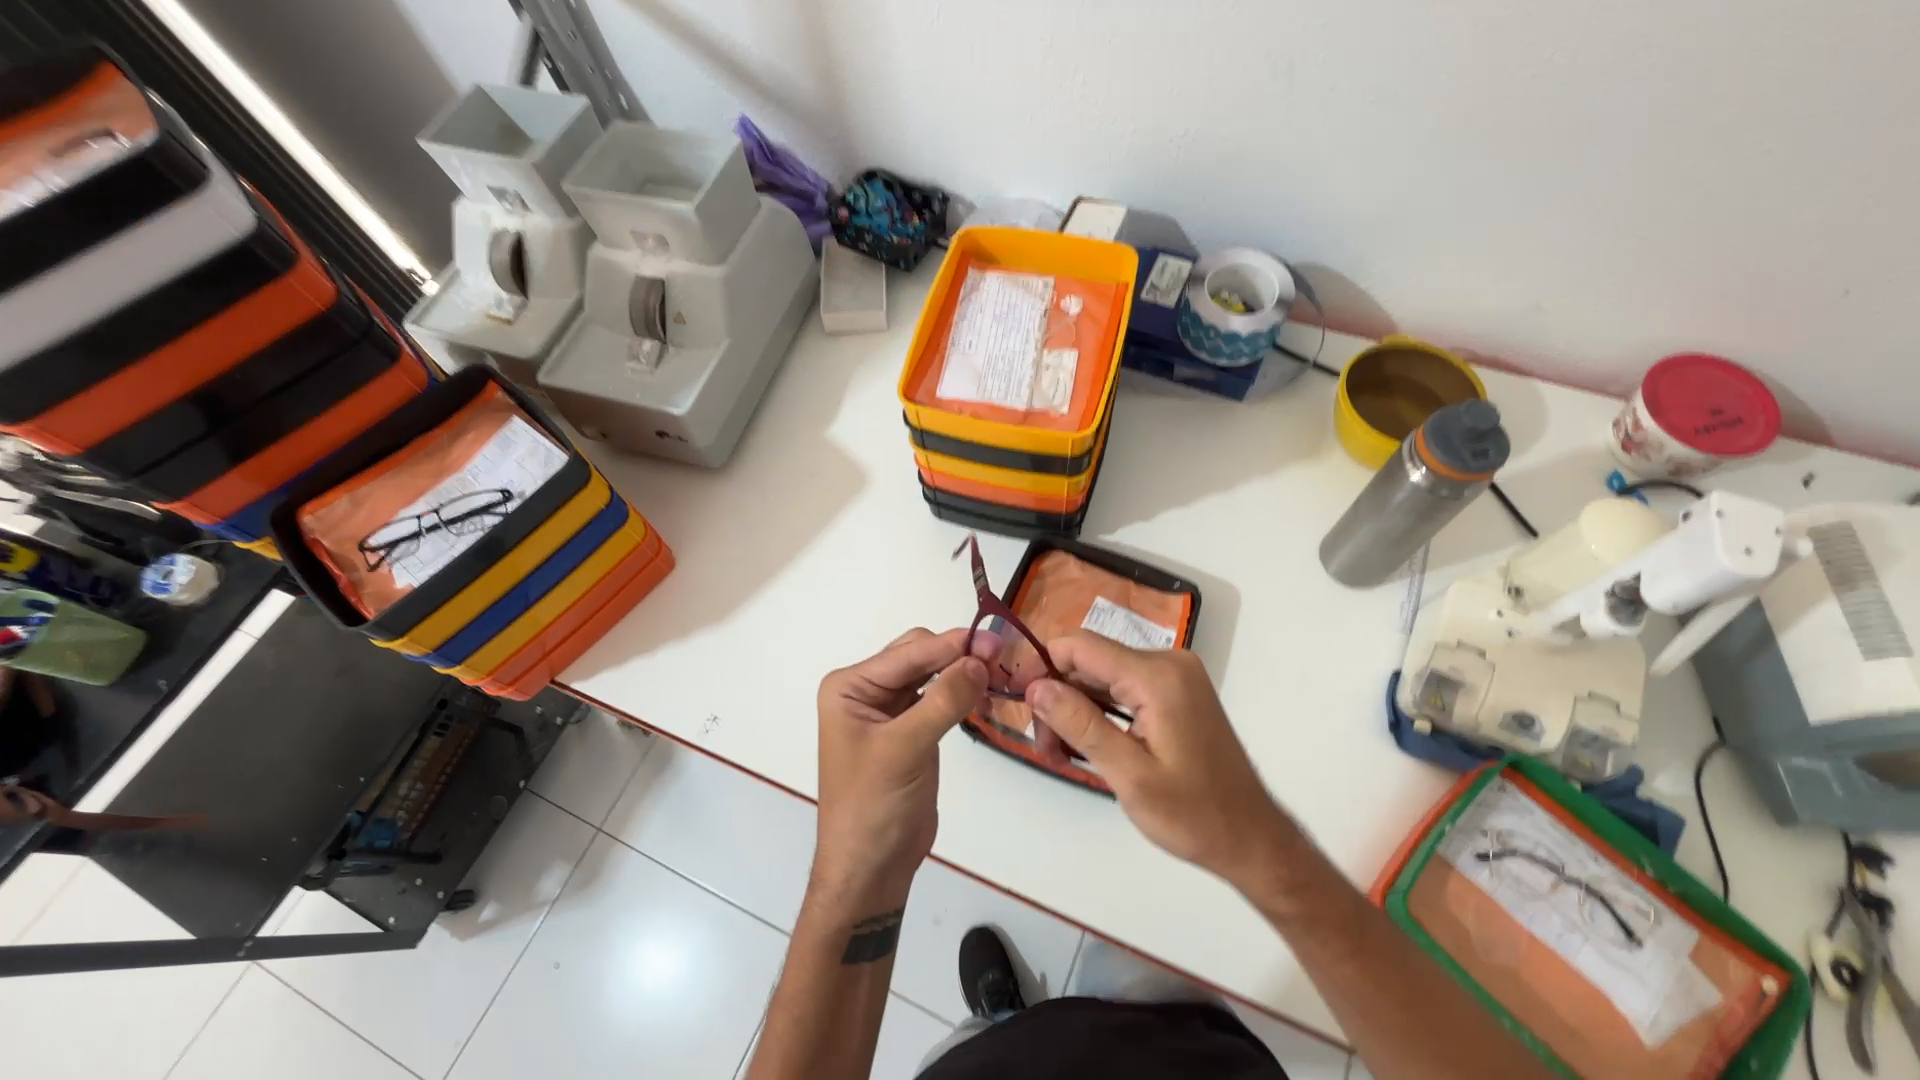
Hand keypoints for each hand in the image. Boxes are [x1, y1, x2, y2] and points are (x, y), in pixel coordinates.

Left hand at [813, 627, 996, 904]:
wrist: (870, 869)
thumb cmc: (873, 806)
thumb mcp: (905, 749)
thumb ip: (942, 701)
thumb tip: (981, 660)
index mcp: (849, 687)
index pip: (907, 653)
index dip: (950, 645)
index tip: (995, 641)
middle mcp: (866, 692)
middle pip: (920, 656)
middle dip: (958, 655)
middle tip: (1002, 659)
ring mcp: (889, 712)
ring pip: (932, 675)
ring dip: (962, 672)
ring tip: (1001, 672)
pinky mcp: (911, 731)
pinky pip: (939, 699)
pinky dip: (962, 694)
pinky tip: (987, 693)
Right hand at [1024, 632, 1297, 887]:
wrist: (1250, 838)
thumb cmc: (1193, 814)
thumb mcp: (1129, 775)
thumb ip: (1081, 725)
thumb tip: (1035, 687)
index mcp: (1158, 676)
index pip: (1080, 646)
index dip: (1041, 666)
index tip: (1019, 704)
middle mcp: (1168, 662)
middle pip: (1089, 661)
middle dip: (1058, 698)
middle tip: (1047, 749)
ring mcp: (1174, 676)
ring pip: (1102, 676)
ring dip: (1075, 710)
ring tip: (1063, 756)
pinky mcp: (1175, 693)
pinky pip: (1123, 689)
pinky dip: (1100, 713)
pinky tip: (1087, 747)